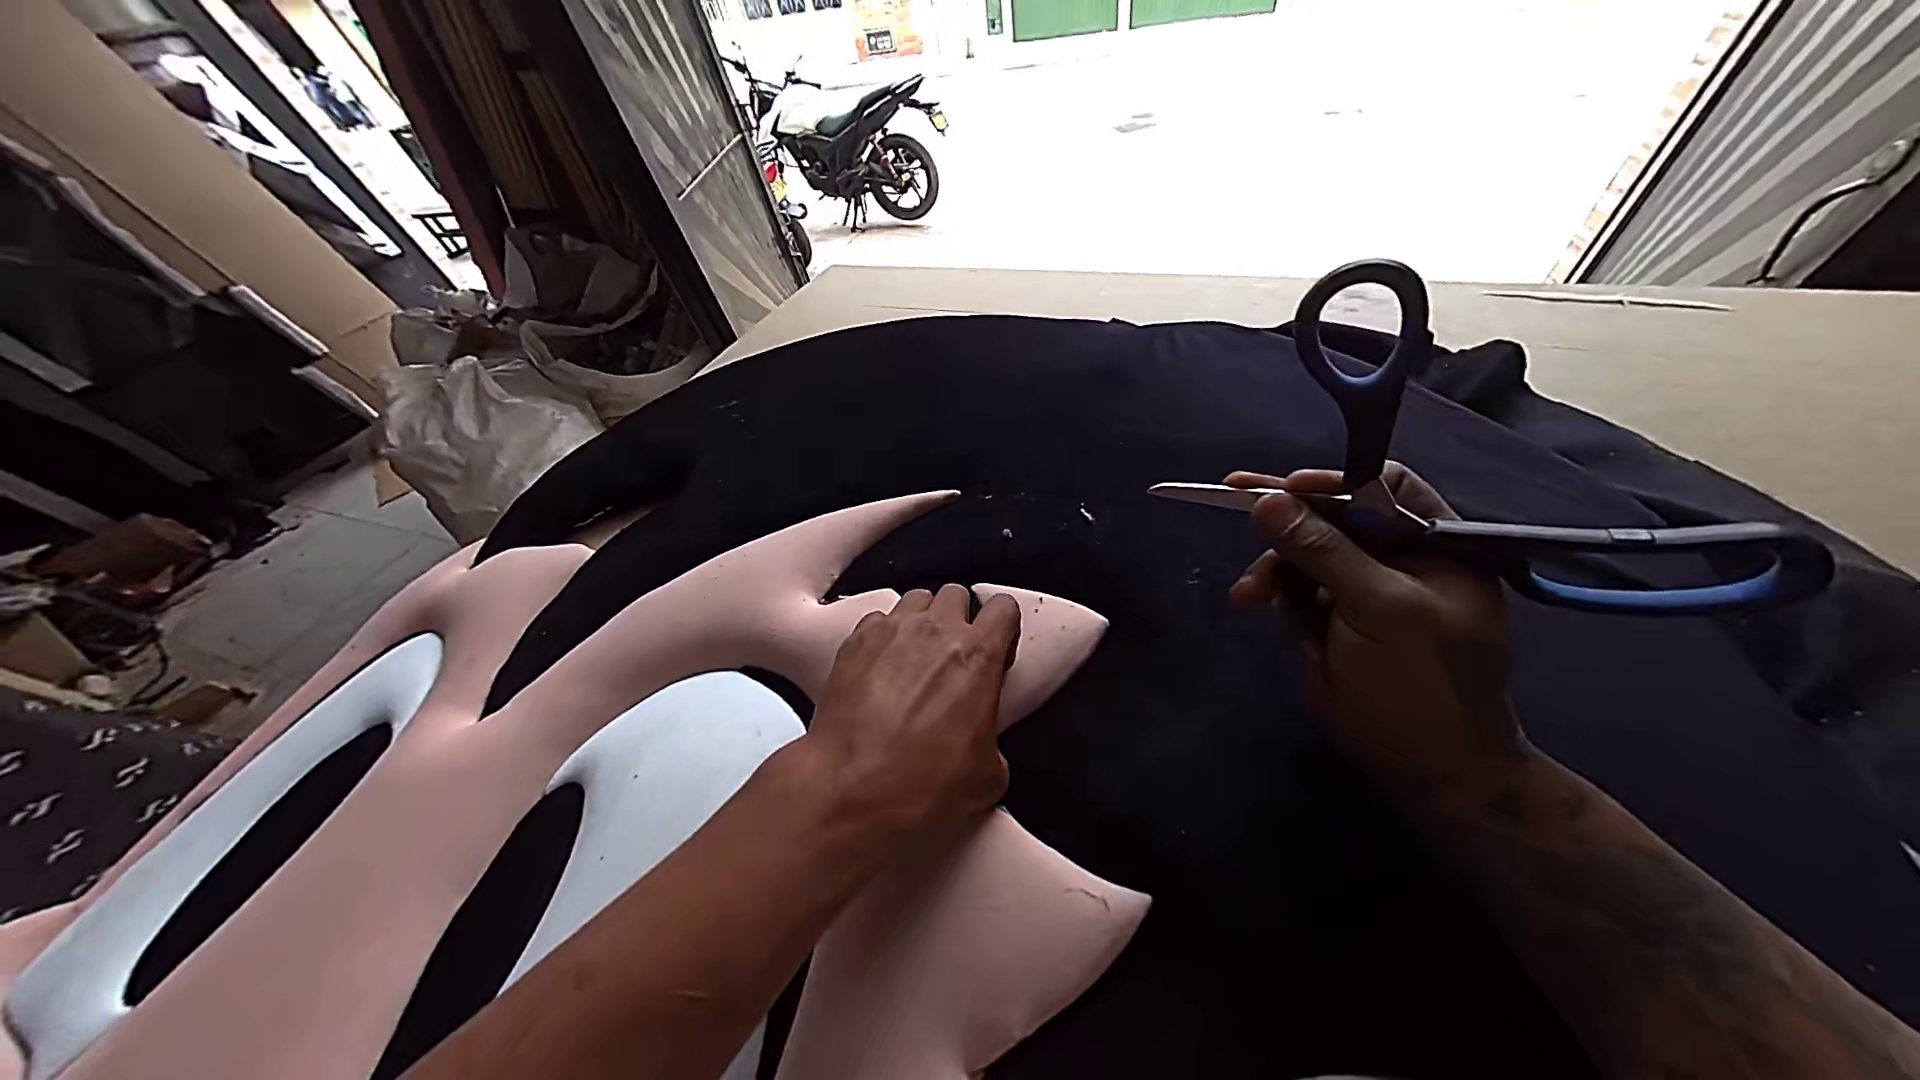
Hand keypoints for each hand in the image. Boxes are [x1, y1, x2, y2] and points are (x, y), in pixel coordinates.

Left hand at [798, 584, 1020, 842]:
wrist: (850, 789)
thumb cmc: (916, 784)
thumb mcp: (988, 777)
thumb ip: (994, 742)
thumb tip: (984, 746)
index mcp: (978, 656)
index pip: (1004, 608)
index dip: (1003, 626)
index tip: (997, 647)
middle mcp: (936, 632)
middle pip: (956, 594)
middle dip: (958, 618)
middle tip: (954, 653)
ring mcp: (892, 630)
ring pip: (917, 599)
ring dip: (922, 621)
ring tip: (916, 655)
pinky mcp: (856, 641)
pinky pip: (878, 619)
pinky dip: (885, 635)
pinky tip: (882, 666)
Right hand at [1226, 463, 1526, 798]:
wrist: (1426, 767)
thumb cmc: (1421, 685)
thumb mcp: (1378, 609)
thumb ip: (1324, 551)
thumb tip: (1267, 501)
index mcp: (1434, 544)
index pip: (1380, 488)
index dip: (1329, 482)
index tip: (1277, 490)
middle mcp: (1398, 557)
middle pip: (1330, 517)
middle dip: (1285, 530)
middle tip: (1233, 508)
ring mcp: (1363, 587)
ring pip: (1302, 554)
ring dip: (1273, 572)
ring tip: (1248, 599)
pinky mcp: (1333, 615)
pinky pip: (1294, 589)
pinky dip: (1278, 599)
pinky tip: (1274, 620)